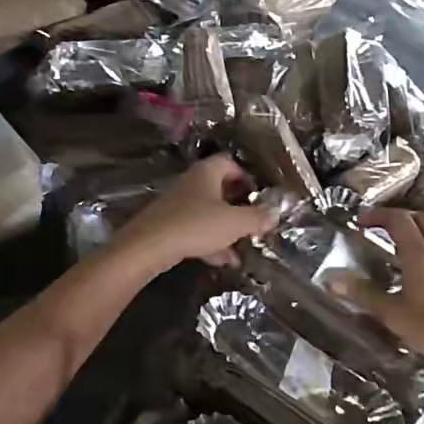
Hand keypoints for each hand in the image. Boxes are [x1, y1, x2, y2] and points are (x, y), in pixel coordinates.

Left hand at [117, 154, 279, 269]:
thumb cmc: (196, 225)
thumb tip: (276, 213)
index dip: (247, 176)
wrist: (148, 247)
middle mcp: (191, 183)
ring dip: (227, 228)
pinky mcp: (168, 225)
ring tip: (244, 246)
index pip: (230, 163)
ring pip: (209, 212)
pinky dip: (211, 242)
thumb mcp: (234, 223)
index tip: (260, 193)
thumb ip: (257, 218)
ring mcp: (178, 205)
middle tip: (255, 220)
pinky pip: (196, 229)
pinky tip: (224, 261)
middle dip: (239, 206)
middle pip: (220, 189)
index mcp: (207, 173)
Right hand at [332, 208, 423, 379]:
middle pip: (423, 219)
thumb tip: (331, 279)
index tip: (360, 221)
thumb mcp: (392, 314)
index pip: (399, 221)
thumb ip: (363, 294)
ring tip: (404, 237)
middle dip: (400, 216)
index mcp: (419, 255)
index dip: (379, 215)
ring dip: (421, 225)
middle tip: (381, 226)